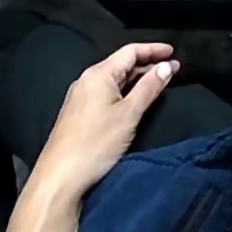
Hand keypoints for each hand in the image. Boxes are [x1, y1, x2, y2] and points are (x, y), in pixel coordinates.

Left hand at [34, 42, 178, 198]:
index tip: (174, 52)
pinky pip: (106, 91)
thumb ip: (150, 86)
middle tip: (172, 70)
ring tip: (159, 82)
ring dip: (137, 78)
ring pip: (114, 79)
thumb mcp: (129, 113)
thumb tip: (168, 65)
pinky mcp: (78, 113)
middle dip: (148, 64)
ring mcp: (80, 97)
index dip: (154, 49)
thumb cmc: (96, 143)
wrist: (57, 181)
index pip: (130, 51)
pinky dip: (125, 90)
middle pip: (122, 63)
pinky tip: (135, 99)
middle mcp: (87, 80)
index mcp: (99, 74)